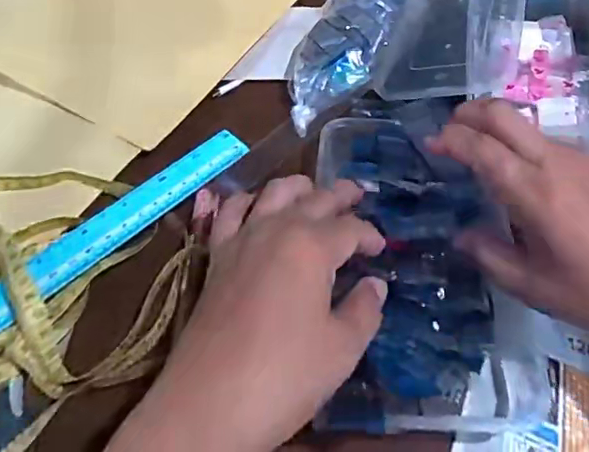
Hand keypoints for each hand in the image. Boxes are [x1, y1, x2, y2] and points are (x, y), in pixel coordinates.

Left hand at [108, 176, 386, 451]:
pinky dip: (247, 200)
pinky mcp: (217, 254)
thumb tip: (375, 284)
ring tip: (312, 190)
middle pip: (315, 198)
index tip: (381, 247)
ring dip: (297, 186)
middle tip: (357, 194)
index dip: (370, 235)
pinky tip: (254, 204)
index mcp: (312, 246)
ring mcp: (243, 237)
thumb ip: (363, 311)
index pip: (350, 228)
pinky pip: (231, 211)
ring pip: (273, 191)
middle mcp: (278, 228)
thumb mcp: (340, 351)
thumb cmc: (282, 376)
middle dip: (341, 195)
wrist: (208, 402)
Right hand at [429, 99, 588, 356]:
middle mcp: (553, 160)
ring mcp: (577, 156)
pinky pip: (544, 137)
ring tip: (477, 152)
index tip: (430, 143)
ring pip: (523, 121)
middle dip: (467, 112)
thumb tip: (461, 234)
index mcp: (534, 191)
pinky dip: (518, 140)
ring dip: (493, 124)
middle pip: (500, 112)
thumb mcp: (538, 289)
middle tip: (448, 132)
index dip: (450, 138)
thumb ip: (491, 257)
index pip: (480, 146)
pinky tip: (520, 173)